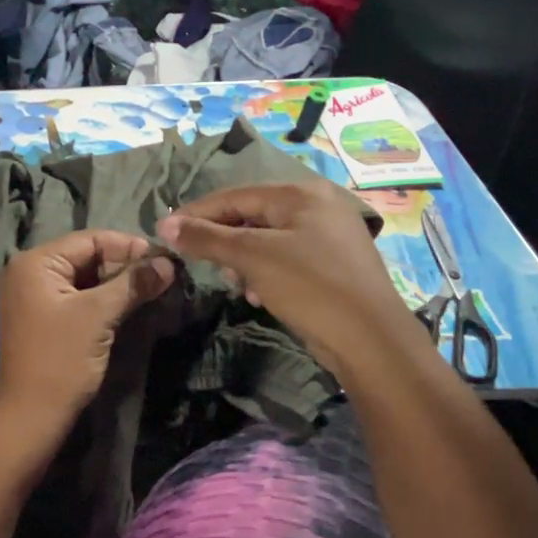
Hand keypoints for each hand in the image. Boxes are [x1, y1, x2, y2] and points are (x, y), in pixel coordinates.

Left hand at [0, 230, 175, 424]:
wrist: (31, 415)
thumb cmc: (61, 359)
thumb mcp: (99, 316)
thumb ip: (132, 284)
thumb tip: (167, 263)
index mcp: (34, 262)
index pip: (88, 239)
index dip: (127, 246)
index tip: (164, 259)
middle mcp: (28, 271)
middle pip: (84, 256)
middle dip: (123, 265)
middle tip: (162, 276)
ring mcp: (31, 295)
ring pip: (82, 277)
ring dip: (115, 283)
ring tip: (151, 289)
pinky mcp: (40, 316)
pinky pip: (75, 296)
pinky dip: (100, 299)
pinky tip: (128, 305)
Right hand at [157, 183, 428, 377]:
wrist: (373, 343)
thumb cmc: (309, 287)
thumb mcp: (251, 257)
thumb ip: (206, 237)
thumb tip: (164, 225)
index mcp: (301, 194)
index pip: (233, 196)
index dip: (196, 213)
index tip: (165, 230)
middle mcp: (318, 206)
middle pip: (251, 215)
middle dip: (221, 238)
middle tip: (197, 259)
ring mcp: (330, 236)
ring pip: (267, 239)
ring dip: (241, 258)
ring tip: (229, 280)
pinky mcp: (334, 266)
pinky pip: (286, 258)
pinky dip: (264, 271)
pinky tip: (256, 294)